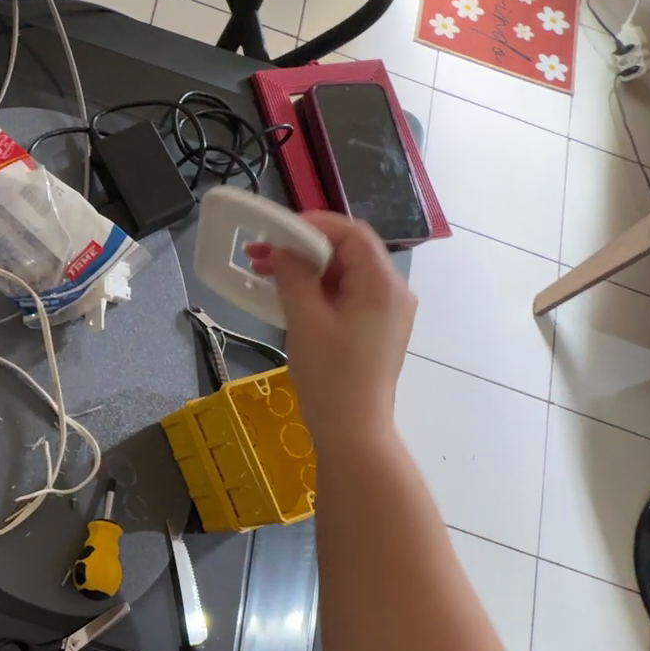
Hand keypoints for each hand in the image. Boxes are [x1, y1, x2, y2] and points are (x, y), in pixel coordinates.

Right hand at [248, 212, 415, 449]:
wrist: (353, 426)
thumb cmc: (329, 375)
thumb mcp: (305, 322)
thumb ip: (295, 279)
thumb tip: (285, 250)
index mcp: (381, 285)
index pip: (352, 235)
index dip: (314, 224)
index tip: (275, 227)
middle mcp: (391, 292)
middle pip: (348, 253)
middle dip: (302, 247)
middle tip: (258, 252)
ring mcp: (385, 312)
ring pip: (344, 275)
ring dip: (305, 269)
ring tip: (264, 273)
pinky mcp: (373, 329)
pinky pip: (345, 296)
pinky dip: (315, 289)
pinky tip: (286, 297)